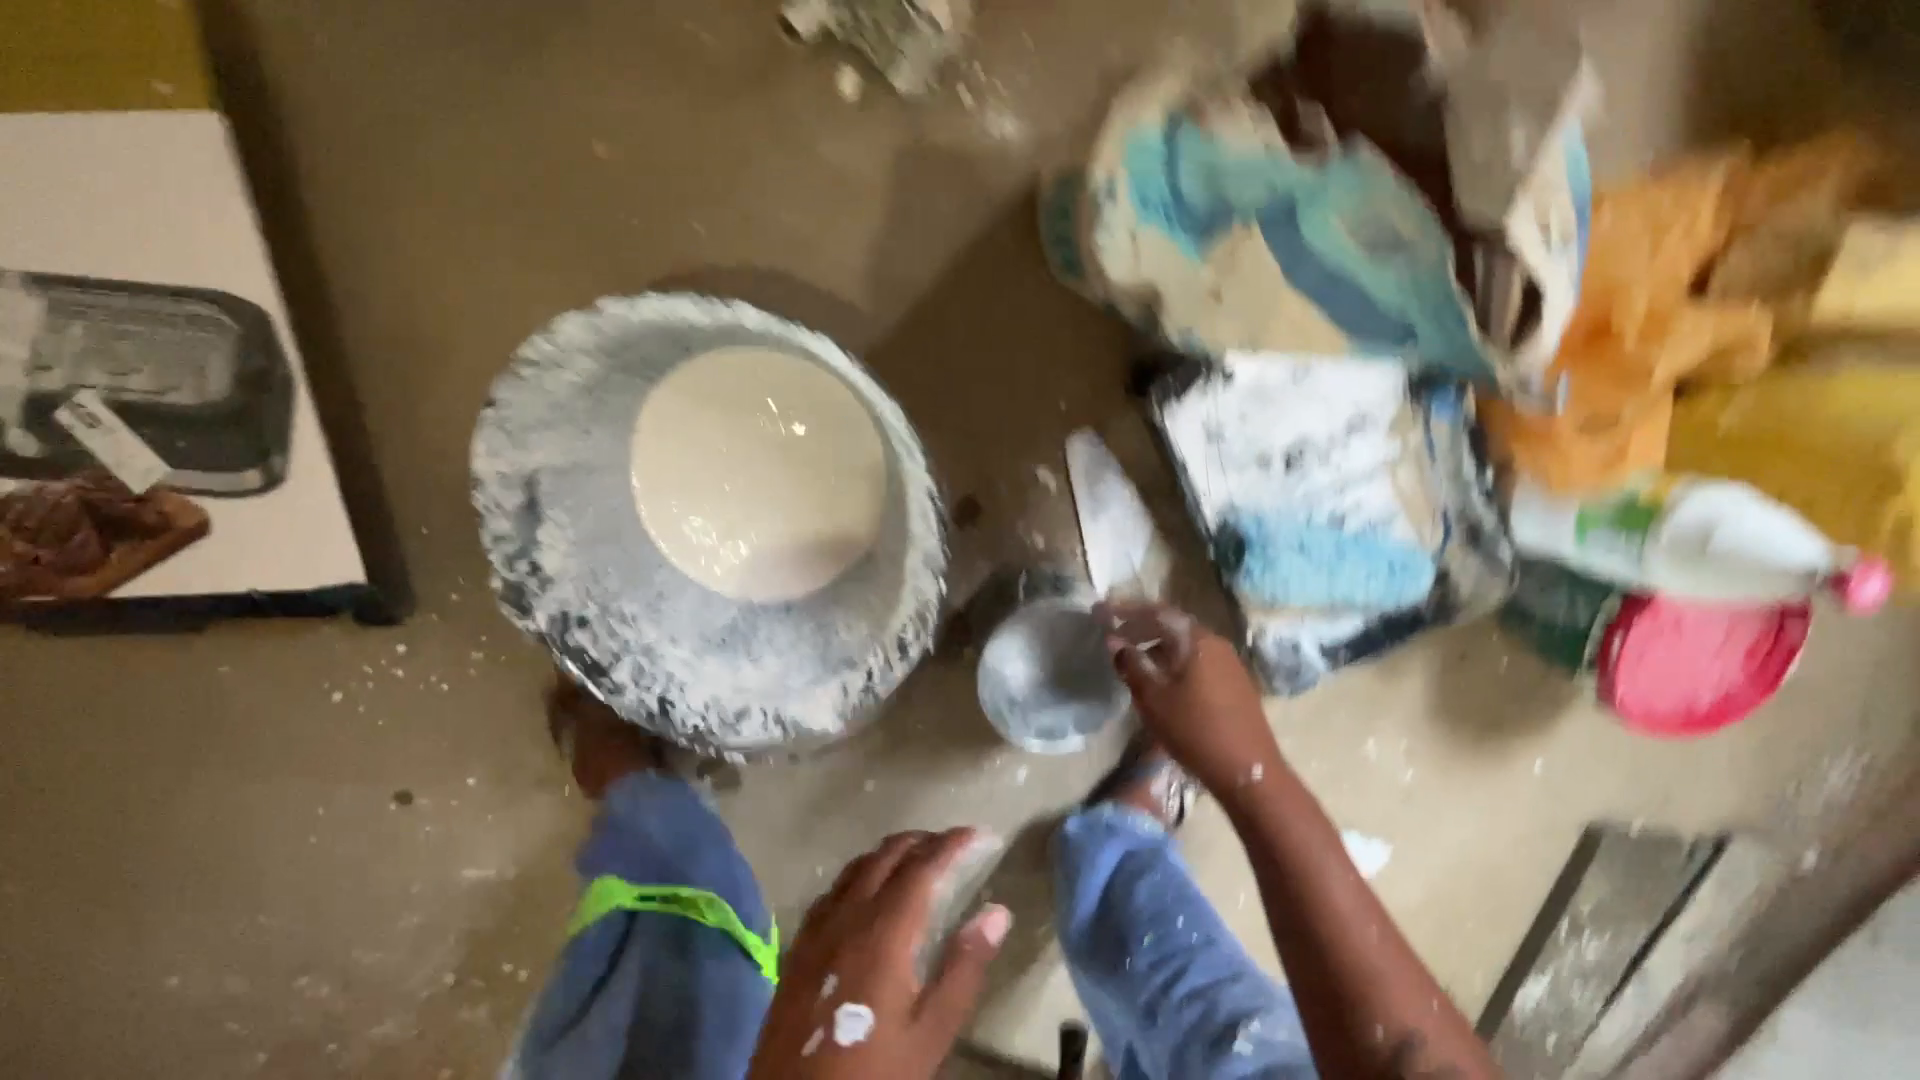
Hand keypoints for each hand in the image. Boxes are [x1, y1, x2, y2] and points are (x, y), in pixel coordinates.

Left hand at [747, 829, 1011, 1079]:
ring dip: (890, 854)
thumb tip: (997, 912)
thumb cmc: (874, 1070)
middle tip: (954, 846)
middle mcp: (848, 916)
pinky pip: (832, 891)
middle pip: (886, 856)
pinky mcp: (798, 947)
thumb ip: (964, 967)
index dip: (952, 844)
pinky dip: (859, 875)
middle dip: (923, 842)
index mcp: (885, 932)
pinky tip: (868, 894)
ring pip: (856, 867)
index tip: (980, 834)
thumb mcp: (931, 1031)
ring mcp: (817, 929)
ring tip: (917, 861)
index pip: (923, 867)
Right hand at [1095, 600, 1279, 796]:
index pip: (1156, 612)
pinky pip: (1197, 659)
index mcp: (1196, 640)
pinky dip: (1173, 660)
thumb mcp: (1153, 698)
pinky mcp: (1234, 682)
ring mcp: (1229, 663)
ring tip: (1133, 659)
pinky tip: (1162, 679)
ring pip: (1185, 643)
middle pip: (1173, 624)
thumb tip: (1115, 641)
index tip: (1101, 611)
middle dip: (1141, 626)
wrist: (1248, 770)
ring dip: (1157, 645)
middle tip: (1114, 634)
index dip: (1126, 609)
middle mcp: (1215, 643)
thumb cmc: (1194, 730)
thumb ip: (1131, 665)